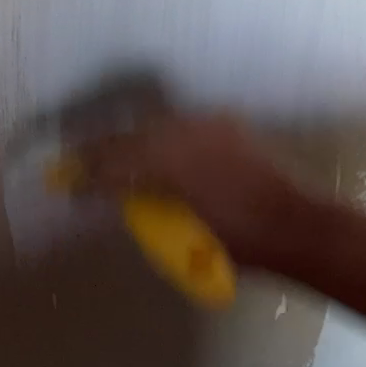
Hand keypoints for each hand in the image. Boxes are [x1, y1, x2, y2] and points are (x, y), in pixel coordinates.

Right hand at [73, 114, 311, 267]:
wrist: (299, 225)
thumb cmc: (242, 243)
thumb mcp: (185, 236)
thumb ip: (152, 211)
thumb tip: (126, 199)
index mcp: (168, 166)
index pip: (113, 167)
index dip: (87, 175)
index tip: (66, 183)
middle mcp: (181, 136)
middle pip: (128, 138)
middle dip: (100, 151)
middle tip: (78, 162)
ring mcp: (204, 125)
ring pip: (154, 126)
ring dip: (132, 139)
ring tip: (114, 151)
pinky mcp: (224, 123)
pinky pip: (183, 125)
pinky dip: (166, 135)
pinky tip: (160, 143)